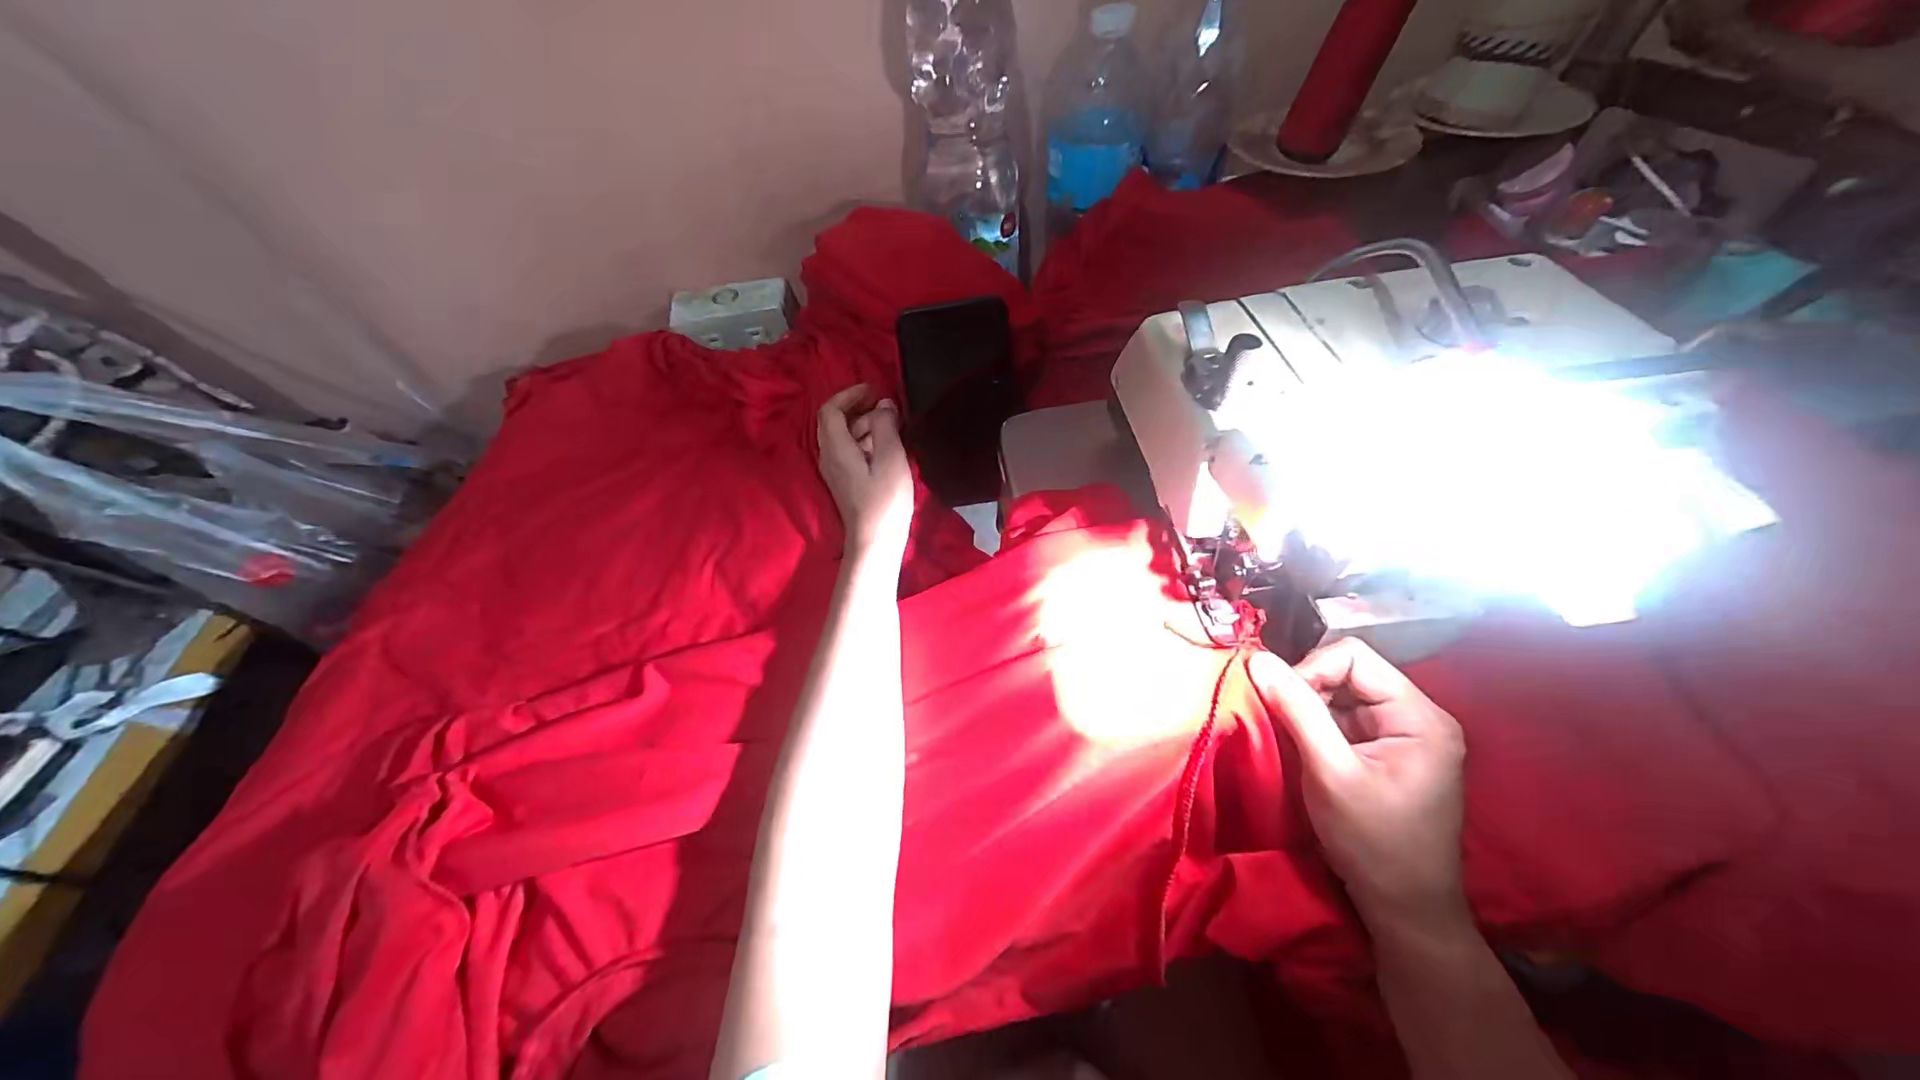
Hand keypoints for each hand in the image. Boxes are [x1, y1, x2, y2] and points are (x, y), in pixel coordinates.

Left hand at [817, 383, 912, 558]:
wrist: (875, 541)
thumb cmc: (884, 501)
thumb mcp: (890, 458)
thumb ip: (886, 427)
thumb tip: (884, 405)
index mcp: (836, 448)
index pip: (831, 409)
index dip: (849, 394)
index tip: (873, 390)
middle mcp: (829, 457)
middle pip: (834, 421)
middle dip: (856, 407)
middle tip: (883, 405)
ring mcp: (835, 471)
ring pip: (843, 436)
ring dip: (863, 425)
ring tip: (891, 425)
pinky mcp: (844, 482)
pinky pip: (848, 451)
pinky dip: (864, 440)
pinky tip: (885, 446)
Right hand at [1249, 639, 1468, 929]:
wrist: (1406, 908)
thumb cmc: (1373, 842)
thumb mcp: (1329, 772)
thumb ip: (1297, 710)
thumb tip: (1258, 660)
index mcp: (1421, 717)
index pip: (1354, 657)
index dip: (1311, 670)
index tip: (1282, 703)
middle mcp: (1422, 717)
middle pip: (1350, 671)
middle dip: (1309, 690)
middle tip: (1286, 725)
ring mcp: (1409, 735)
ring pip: (1345, 693)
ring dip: (1312, 709)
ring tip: (1298, 742)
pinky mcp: (1393, 751)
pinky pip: (1348, 717)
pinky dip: (1321, 726)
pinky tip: (1311, 752)